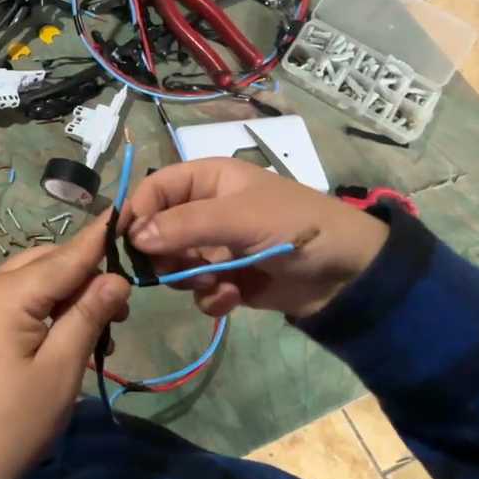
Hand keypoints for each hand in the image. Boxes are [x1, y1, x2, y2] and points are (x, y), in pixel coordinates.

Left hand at [0, 221, 128, 478]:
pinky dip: (48, 306)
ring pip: (33, 279)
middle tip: (124, 303)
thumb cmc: (16, 421)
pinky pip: (19, 298)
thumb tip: (114, 278)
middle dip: (86, 273)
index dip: (96, 239)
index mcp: (5, 293)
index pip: (63, 256)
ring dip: (69, 292)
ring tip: (105, 325)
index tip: (125, 214)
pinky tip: (73, 330)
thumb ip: (87, 316)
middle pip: (46, 262)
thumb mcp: (61, 369)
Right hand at [120, 158, 389, 317]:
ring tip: (215, 284)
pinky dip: (210, 298)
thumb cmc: (297, 227)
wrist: (353, 276)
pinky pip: (198, 291)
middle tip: (173, 271)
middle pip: (156, 231)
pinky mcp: (227, 280)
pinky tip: (232, 299)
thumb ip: (185, 226)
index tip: (126, 242)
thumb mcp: (240, 218)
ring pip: (173, 265)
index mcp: (207, 180)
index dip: (137, 212)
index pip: (154, 189)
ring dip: (188, 280)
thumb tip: (134, 237)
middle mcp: (205, 211)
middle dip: (163, 255)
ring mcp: (215, 247)